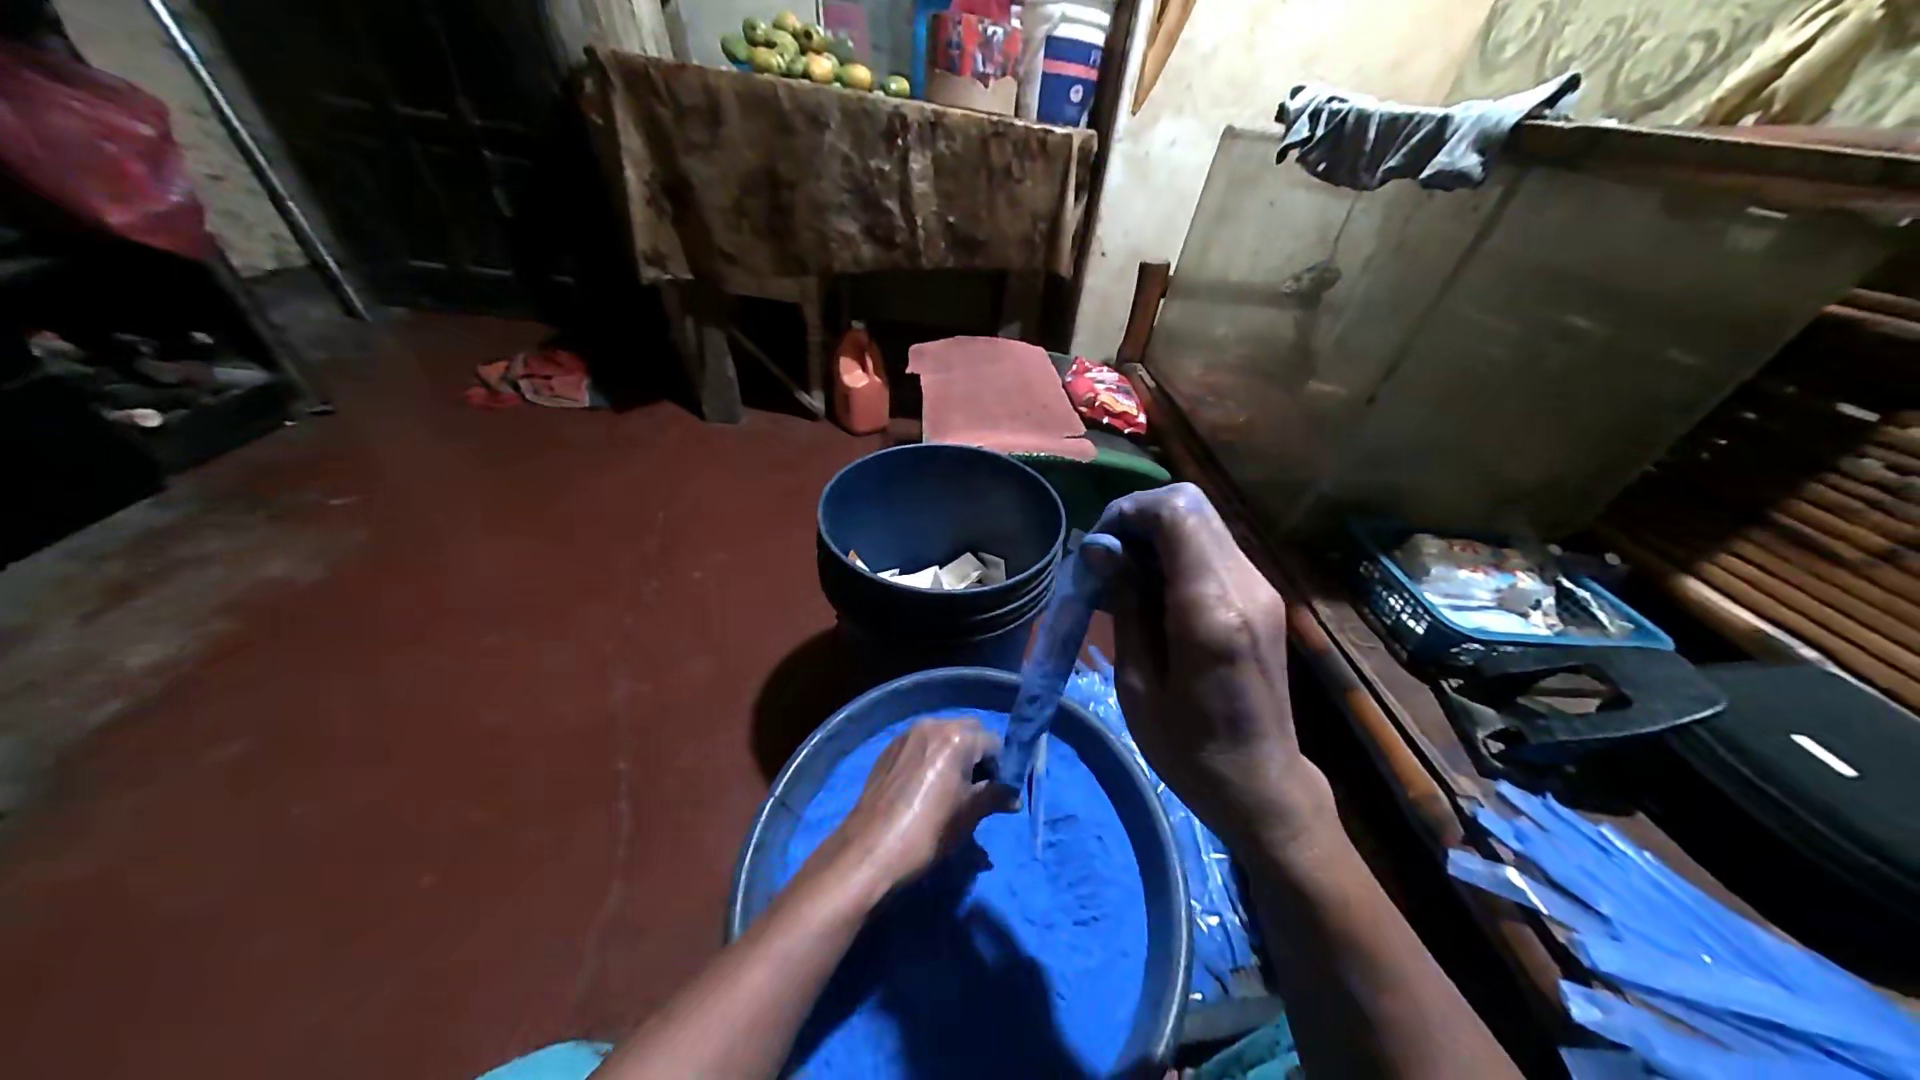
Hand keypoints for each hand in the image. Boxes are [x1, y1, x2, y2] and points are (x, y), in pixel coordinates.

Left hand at [827, 718, 1004, 894]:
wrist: (871, 849)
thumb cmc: (929, 831)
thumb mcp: (970, 814)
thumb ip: (995, 797)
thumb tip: (1013, 797)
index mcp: (956, 737)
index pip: (993, 743)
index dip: (1001, 768)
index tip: (998, 793)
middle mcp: (932, 725)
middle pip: (968, 731)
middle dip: (978, 755)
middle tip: (978, 789)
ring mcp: (907, 735)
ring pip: (943, 736)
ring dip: (954, 755)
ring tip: (952, 789)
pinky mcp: (889, 749)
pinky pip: (921, 746)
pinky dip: (931, 758)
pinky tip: (927, 788)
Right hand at [1092, 483, 1334, 849]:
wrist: (1260, 782)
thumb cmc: (1187, 747)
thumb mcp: (1138, 681)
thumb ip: (1126, 603)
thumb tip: (1101, 548)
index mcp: (1210, 608)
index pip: (1175, 512)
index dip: (1128, 513)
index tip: (1097, 551)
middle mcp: (1244, 584)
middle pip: (1192, 504)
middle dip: (1140, 518)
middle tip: (1107, 561)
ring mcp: (1260, 588)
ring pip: (1204, 521)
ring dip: (1158, 534)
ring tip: (1125, 578)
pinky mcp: (1262, 598)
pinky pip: (1214, 549)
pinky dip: (1178, 552)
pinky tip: (1154, 591)